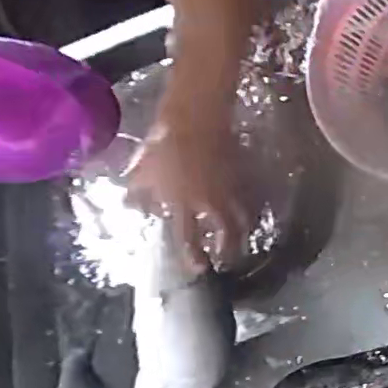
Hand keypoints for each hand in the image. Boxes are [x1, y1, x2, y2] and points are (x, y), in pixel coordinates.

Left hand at [124, 95, 251, 271]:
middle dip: (229, 248)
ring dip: (244, 228)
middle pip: (225, 231)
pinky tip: (252, 209)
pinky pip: (249, 196)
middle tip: (232, 259)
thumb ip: (140, 195)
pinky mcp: (242, 174)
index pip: (188, 237)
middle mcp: (208, 201)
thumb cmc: (162, 144)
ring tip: (246, 236)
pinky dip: (251, 204)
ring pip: (242, 215)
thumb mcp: (142, 171)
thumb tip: (135, 211)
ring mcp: (228, 187)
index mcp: (180, 203)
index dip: (195, 255)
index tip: (201, 269)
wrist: (194, 118)